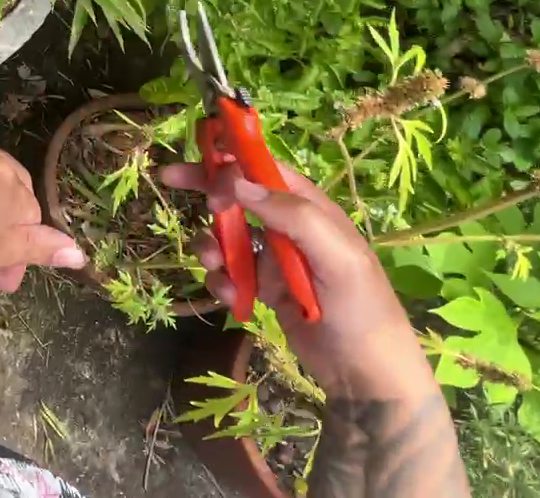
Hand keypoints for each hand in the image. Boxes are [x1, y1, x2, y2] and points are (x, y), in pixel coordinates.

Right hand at [159, 162, 434, 400]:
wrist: (368, 378)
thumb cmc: (362, 310)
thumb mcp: (337, 258)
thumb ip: (291, 215)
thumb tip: (236, 180)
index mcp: (311, 211)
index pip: (263, 170)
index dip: (230, 161)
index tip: (201, 165)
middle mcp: (289, 227)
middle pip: (237, 194)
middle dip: (205, 189)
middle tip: (171, 180)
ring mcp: (274, 257)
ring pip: (225, 234)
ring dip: (209, 243)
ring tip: (211, 261)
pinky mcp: (263, 285)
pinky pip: (228, 270)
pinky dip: (219, 278)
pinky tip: (228, 295)